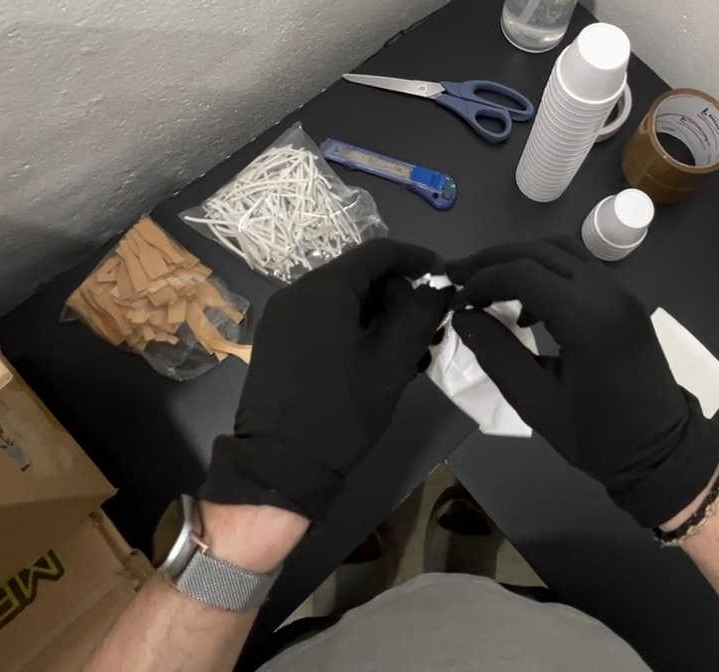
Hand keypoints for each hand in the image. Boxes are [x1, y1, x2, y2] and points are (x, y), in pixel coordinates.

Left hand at [202, 238, 445, 519]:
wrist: (277, 467)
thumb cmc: (340, 412)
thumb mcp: (392, 363)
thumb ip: (419, 315)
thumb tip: (438, 288)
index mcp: (324, 288)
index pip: (379, 252)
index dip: (416, 258)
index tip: (443, 276)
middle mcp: (297, 290)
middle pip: (360, 273)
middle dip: (397, 292)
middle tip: (425, 325)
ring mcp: (281, 314)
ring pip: (342, 296)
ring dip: (377, 312)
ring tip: (404, 348)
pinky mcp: (276, 337)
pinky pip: (322, 314)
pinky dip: (352, 324)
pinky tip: (371, 356)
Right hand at [448, 236, 718, 528]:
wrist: (664, 452)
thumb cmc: (598, 438)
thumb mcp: (537, 404)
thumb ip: (497, 354)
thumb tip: (463, 316)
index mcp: (587, 320)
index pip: (523, 272)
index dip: (482, 279)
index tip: (456, 300)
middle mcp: (607, 293)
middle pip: (539, 251)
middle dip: (494, 260)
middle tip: (458, 275)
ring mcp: (620, 291)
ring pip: (561, 249)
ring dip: (521, 258)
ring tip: (487, 283)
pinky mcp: (624, 298)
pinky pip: (579, 265)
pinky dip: (546, 269)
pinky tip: (526, 305)